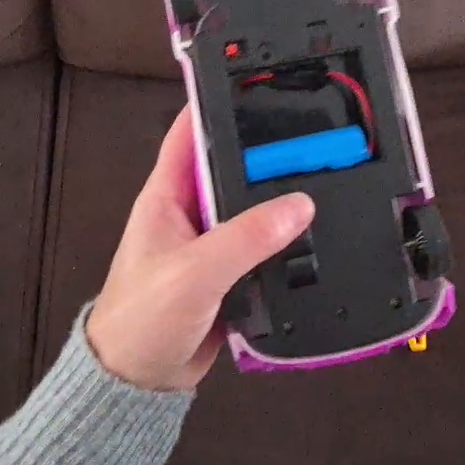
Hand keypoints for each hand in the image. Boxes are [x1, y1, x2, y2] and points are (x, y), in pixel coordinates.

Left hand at [86, 106, 315, 391]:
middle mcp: (189, 209)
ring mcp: (211, 241)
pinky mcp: (229, 272)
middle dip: (264, 149)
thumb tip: (300, 204)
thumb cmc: (145, 316)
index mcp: (166, 194)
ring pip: (251, 205)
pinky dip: (285, 237)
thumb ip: (245, 239)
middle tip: (313, 131)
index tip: (255, 82)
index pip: (189, 132)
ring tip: (326, 172)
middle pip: (231, 166)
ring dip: (279, 196)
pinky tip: (317, 228)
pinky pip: (261, 244)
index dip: (217, 104)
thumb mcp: (193, 272)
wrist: (138, 381)